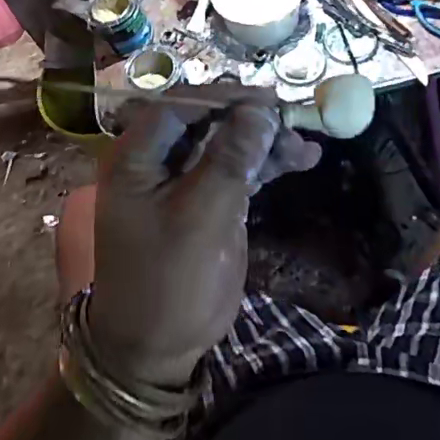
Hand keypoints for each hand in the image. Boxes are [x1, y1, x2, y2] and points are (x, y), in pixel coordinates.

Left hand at [88, 94, 323, 385]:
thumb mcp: (199, 217)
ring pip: (225, 144)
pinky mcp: (205, 202)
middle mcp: (154, 162)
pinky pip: (235, 171)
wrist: (156, 342)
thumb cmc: (166, 279)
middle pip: (204, 121)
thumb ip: (228, 161)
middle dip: (248, 117)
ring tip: (305, 145)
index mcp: (134, 158)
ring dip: (264, 141)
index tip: (267, 98)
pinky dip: (266, 164)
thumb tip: (260, 111)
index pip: (176, 107)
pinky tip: (302, 159)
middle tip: (291, 117)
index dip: (222, 98)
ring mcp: (181, 182)